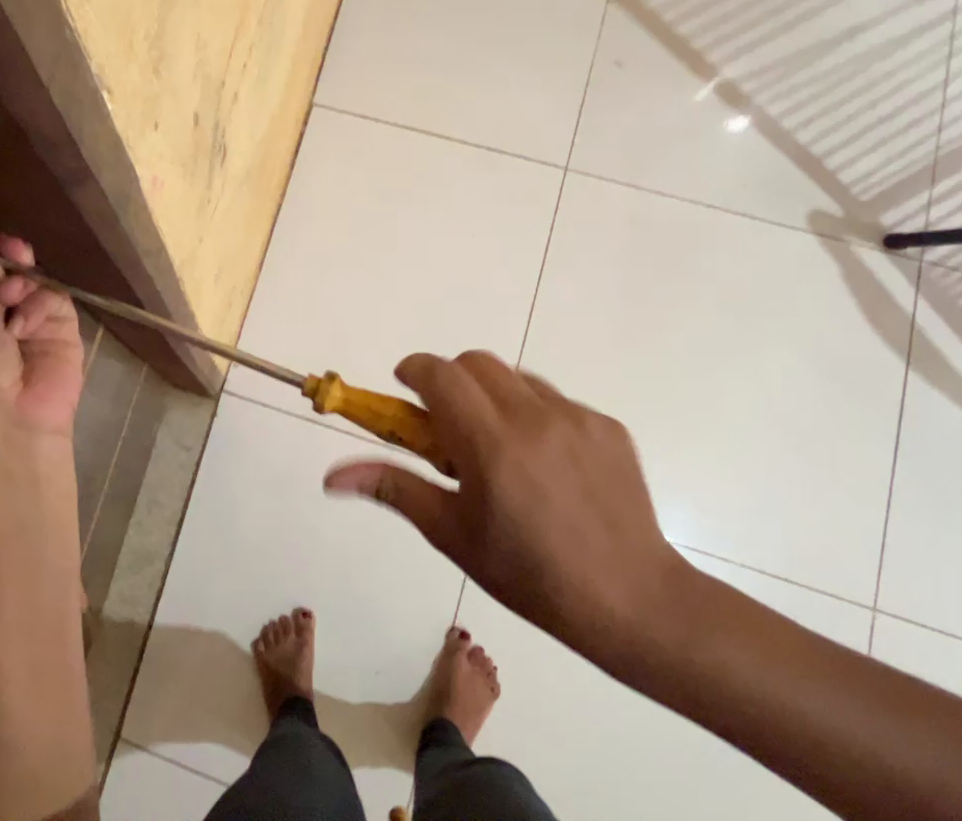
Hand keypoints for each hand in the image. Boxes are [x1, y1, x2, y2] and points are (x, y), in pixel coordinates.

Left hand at [0, 224, 85, 449]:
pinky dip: (41, 304)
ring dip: (22, 280)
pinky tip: (25, 323)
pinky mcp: (64, 331)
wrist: (13, 423)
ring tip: (12, 295)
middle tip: (9, 249)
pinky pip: (56, 300)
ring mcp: (35, 323)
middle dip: (8, 257)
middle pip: (10, 271)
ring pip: (35, 281)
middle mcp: (2, 316)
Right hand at [323, 351, 688, 661]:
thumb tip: (332, 475)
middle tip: (446, 426)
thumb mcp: (451, 534)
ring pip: (517, 377)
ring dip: (492, 395)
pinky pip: (557, 401)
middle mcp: (534, 416)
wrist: (629, 599)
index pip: (439, 373)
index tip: (404, 389)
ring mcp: (577, 418)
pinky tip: (542, 466)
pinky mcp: (608, 427)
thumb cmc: (526, 574)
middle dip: (449, 379)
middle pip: (476, 362)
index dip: (413, 371)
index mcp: (489, 443)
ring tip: (497, 449)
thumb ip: (393, 487)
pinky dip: (534, 416)